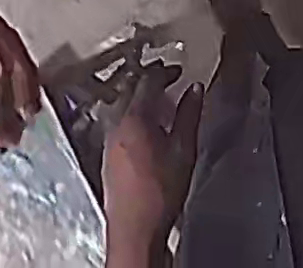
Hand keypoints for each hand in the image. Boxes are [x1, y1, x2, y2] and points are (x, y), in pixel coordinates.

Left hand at [102, 62, 202, 254]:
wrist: (135, 233)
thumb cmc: (161, 191)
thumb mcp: (183, 149)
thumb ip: (189, 114)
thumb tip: (195, 89)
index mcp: (134, 118)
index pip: (147, 81)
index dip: (164, 71)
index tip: (178, 70)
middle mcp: (116, 125)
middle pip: (129, 89)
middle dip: (149, 79)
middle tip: (167, 77)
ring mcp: (109, 142)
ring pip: (122, 105)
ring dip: (140, 97)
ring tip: (159, 99)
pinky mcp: (108, 157)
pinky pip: (118, 122)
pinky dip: (133, 113)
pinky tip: (146, 125)